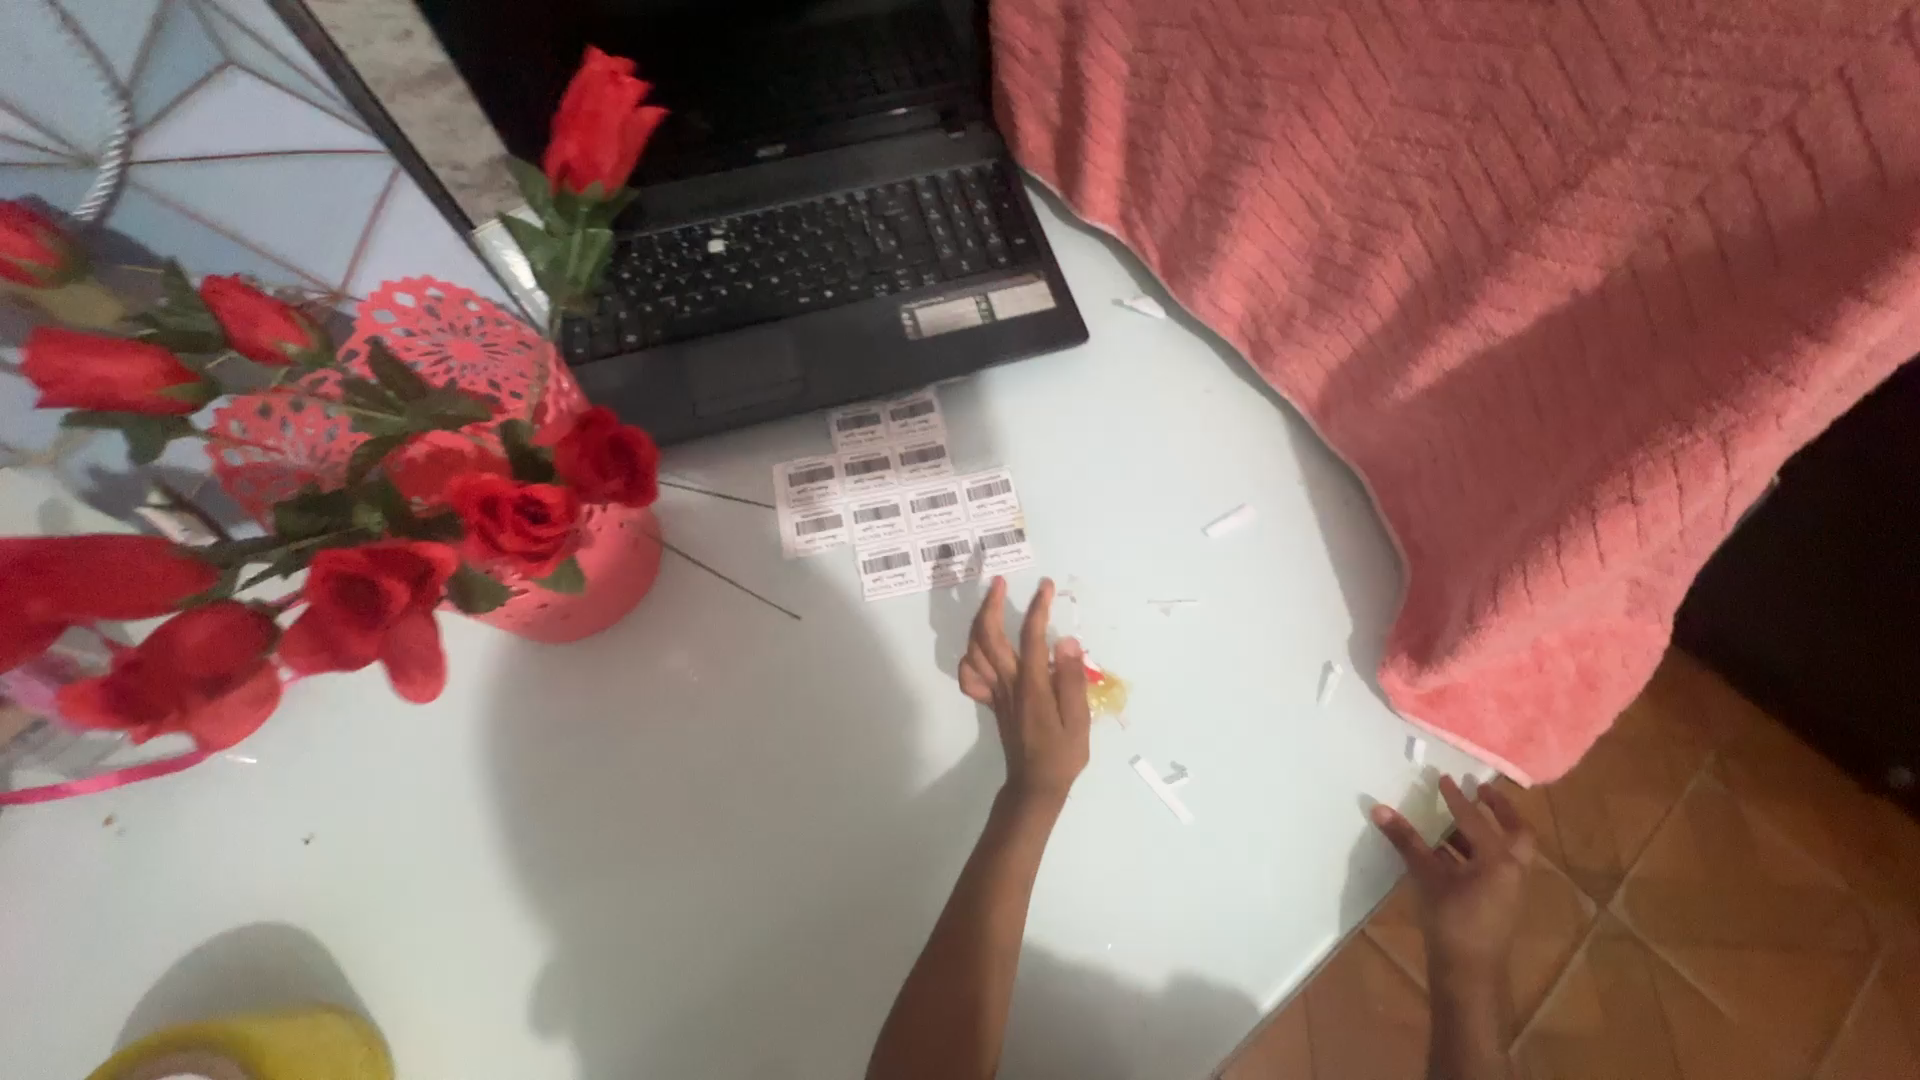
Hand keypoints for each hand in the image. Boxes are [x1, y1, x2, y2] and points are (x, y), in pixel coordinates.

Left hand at [958, 577, 1091, 803]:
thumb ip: (1071, 679)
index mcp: (1031, 685)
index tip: (1046, 586)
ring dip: (978, 621)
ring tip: (989, 603)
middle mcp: (1007, 683)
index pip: (1031, 636)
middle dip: (990, 604)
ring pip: (974, 650)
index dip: (1037, 607)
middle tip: (1000, 582)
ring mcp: (995, 692)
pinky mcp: (990, 701)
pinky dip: (969, 656)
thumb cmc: (1062, 754)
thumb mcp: (1078, 720)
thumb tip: (1066, 641)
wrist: (1035, 785)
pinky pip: (970, 675)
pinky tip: (980, 648)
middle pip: (987, 636)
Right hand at [1370, 776, 1533, 982]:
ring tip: (1458, 818)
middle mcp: (1513, 871)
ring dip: (1486, 831)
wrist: (1469, 972)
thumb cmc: (1452, 920)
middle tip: (1481, 790)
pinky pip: (1493, 865)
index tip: (1444, 778)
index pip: (1476, 820)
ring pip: (1505, 850)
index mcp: (1500, 861)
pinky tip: (1447, 850)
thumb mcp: (1426, 876)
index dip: (1457, 798)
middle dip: (1501, 810)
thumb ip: (1406, 841)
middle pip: (1517, 832)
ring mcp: (1509, 888)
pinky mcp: (1500, 900)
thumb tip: (1379, 808)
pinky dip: (1475, 851)